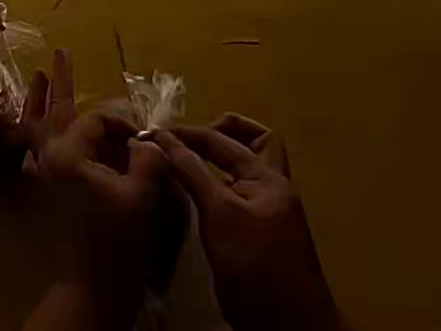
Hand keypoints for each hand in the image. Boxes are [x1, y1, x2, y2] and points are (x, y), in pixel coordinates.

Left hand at [19, 49, 166, 326]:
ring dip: (40, 101)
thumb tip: (148, 141)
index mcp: (69, 153)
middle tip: (59, 53)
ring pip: (36, 125)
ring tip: (40, 77)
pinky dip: (35, 126)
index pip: (99, 119)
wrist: (92, 287)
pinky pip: (35, 145)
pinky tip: (36, 119)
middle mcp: (49, 155)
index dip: (124, 125)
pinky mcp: (46, 185)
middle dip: (60, 80)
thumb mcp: (140, 196)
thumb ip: (146, 159)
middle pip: (54, 109)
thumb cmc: (116, 241)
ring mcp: (44, 170)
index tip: (143, 141)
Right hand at [152, 116, 344, 330]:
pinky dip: (219, 181)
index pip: (221, 140)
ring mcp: (267, 210)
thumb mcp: (219, 213)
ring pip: (247, 167)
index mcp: (268, 176)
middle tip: (190, 138)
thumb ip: (193, 172)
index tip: (154, 134)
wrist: (287, 327)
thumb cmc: (255, 264)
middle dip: (223, 130)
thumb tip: (165, 138)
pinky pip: (238, 191)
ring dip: (222, 156)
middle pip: (254, 141)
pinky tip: (198, 191)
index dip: (186, 134)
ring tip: (190, 159)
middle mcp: (271, 186)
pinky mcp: (258, 232)